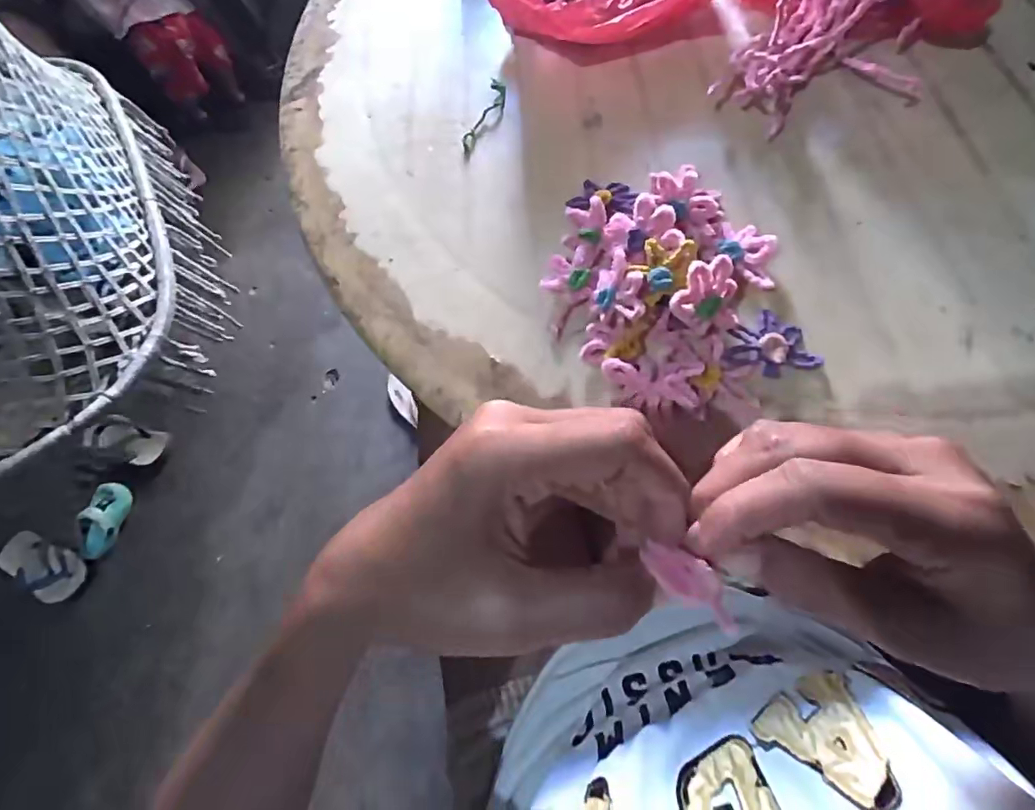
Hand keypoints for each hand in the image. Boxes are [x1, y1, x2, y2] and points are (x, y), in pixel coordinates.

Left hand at [302, 401, 689, 655]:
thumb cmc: (428, 599)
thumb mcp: (517, 618)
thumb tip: (665, 580)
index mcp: (508, 447)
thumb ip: (603, 602)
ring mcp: (515, 422)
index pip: (620, 438)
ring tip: (625, 563)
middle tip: (654, 564)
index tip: (673, 552)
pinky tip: (600, 544)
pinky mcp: (517, 438)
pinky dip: (607, 499)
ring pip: (607, 446)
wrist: (361, 579)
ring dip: (630, 502)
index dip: (662, 490)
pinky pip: (583, 457)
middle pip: (619, 437)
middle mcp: (517, 416)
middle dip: (649, 499)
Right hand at [687, 422, 1034, 696]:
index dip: (750, 506)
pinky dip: (770, 458)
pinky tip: (743, 484)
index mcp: (945, 513)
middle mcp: (928, 456)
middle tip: (688, 519)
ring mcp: (913, 441)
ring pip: (806, 431)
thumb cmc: (984, 646)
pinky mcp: (897, 443)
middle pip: (807, 446)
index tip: (699, 541)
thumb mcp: (897, 632)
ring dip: (746, 462)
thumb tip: (727, 553)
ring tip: (706, 504)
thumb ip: (810, 585)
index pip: (824, 486)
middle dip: (737, 479)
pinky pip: (819, 438)